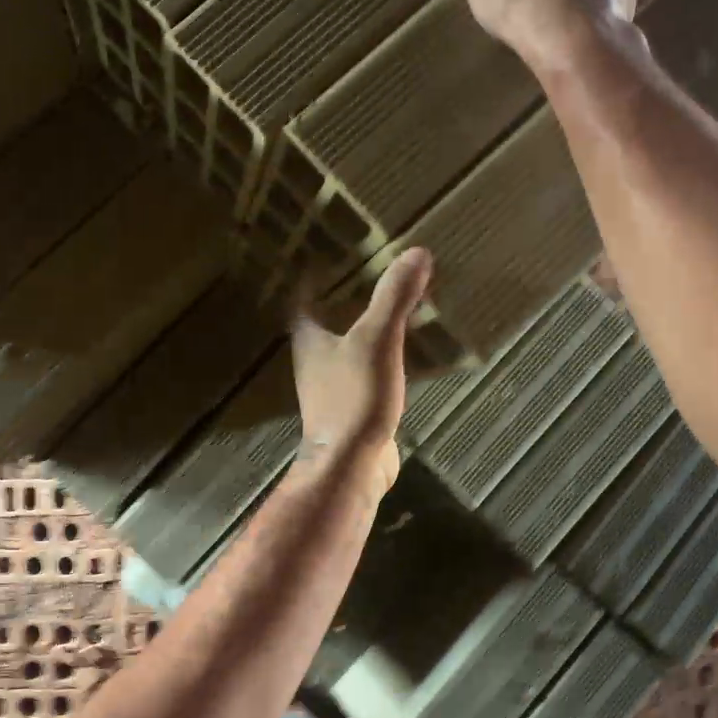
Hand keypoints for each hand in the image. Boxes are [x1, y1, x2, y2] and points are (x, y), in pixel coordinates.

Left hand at [289, 248, 432, 498]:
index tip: (320, 259)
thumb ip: (393, 299)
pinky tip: (393, 358)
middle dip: (333, 304)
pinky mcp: (349, 411)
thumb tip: (416, 253)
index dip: (307, 280)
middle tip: (358, 278)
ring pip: (339, 352)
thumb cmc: (353, 398)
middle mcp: (312, 363)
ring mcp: (329, 390)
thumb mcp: (377, 340)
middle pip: (317, 326)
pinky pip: (360, 376)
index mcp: (308, 341)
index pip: (300, 302)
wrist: (352, 465)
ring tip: (378, 312)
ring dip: (354, 334)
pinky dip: (374, 361)